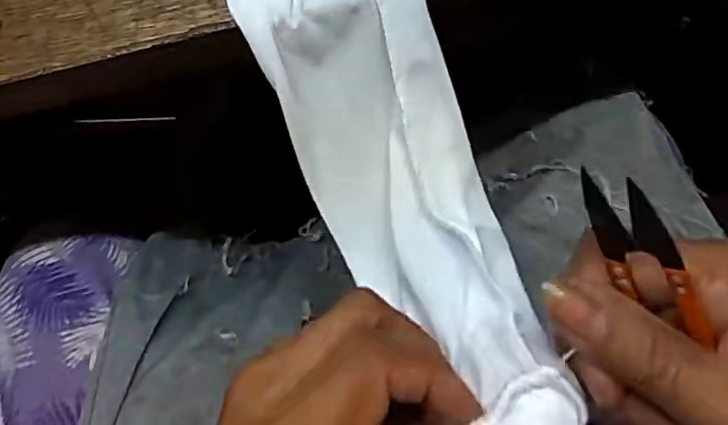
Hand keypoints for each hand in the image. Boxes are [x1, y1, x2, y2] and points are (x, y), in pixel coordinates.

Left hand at [219, 288, 484, 424]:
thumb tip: (461, 414)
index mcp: (293, 419)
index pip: (376, 358)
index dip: (435, 377)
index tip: (471, 412)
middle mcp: (269, 379)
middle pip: (363, 314)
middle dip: (417, 347)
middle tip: (448, 397)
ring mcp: (258, 371)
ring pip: (344, 315)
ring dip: (392, 344)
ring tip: (418, 394)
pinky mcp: (255, 375)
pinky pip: (322, 337)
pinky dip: (361, 353)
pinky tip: (379, 397)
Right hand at [543, 234, 727, 424]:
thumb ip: (645, 351)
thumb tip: (552, 289)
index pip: (625, 252)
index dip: (595, 304)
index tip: (600, 380)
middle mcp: (714, 290)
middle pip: (620, 301)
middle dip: (620, 366)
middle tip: (649, 418)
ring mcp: (710, 336)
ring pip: (624, 348)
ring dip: (633, 398)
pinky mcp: (704, 378)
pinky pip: (645, 381)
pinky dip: (647, 412)